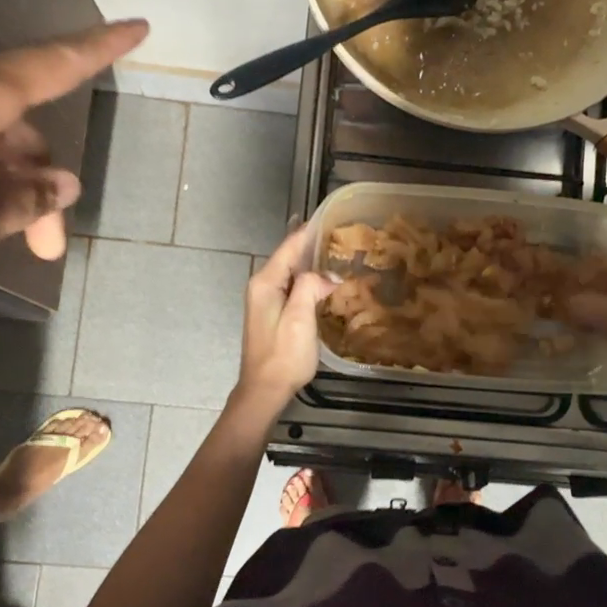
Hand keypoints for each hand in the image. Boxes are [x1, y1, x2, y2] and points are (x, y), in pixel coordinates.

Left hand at [236, 226, 338, 411]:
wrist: (265, 389)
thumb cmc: (283, 355)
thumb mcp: (300, 318)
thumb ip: (310, 286)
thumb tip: (328, 275)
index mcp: (266, 282)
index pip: (289, 246)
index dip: (309, 231)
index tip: (330, 216)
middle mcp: (263, 286)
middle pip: (290, 256)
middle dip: (314, 245)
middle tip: (343, 235)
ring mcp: (266, 300)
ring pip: (292, 272)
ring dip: (313, 263)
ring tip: (339, 252)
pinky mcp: (274, 313)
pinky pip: (293, 286)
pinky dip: (309, 279)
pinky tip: (326, 281)